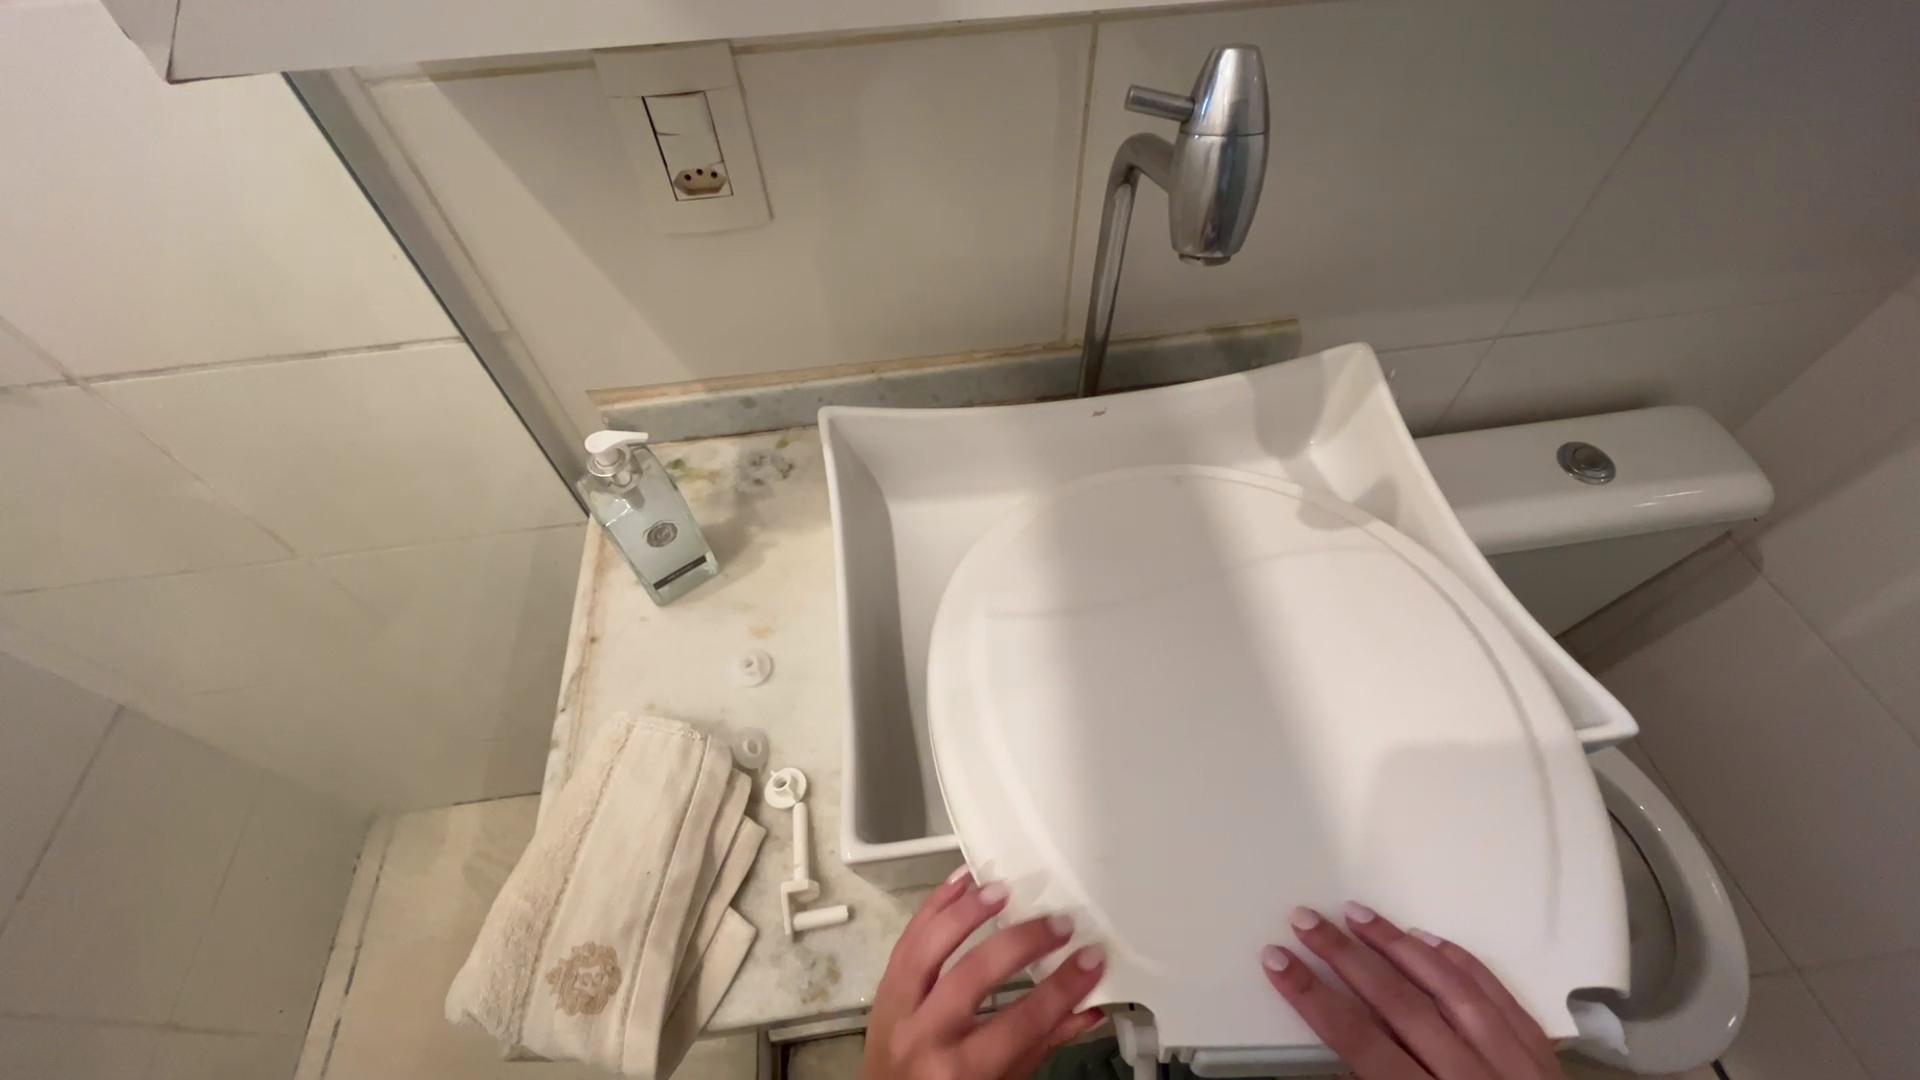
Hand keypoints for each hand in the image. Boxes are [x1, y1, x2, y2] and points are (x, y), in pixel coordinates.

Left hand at [862, 869, 1107, 1079]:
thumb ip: (1041, 1043)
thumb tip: (1091, 1006)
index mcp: (960, 1072)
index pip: (1020, 1023)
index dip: (1061, 989)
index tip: (1093, 956)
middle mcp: (925, 1036)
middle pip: (973, 976)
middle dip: (1020, 943)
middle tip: (1060, 921)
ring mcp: (897, 1007)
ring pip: (929, 947)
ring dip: (966, 912)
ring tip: (1003, 887)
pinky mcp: (884, 984)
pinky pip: (907, 938)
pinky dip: (933, 904)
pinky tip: (961, 879)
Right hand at [1261, 903, 1563, 1079]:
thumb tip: (1336, 1056)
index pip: (1362, 1043)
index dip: (1314, 997)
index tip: (1277, 960)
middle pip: (1401, 1005)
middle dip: (1345, 956)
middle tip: (1305, 920)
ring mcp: (1520, 1074)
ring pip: (1452, 992)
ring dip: (1398, 947)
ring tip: (1358, 914)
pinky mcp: (1549, 1066)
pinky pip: (1504, 1002)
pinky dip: (1464, 965)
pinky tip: (1430, 940)